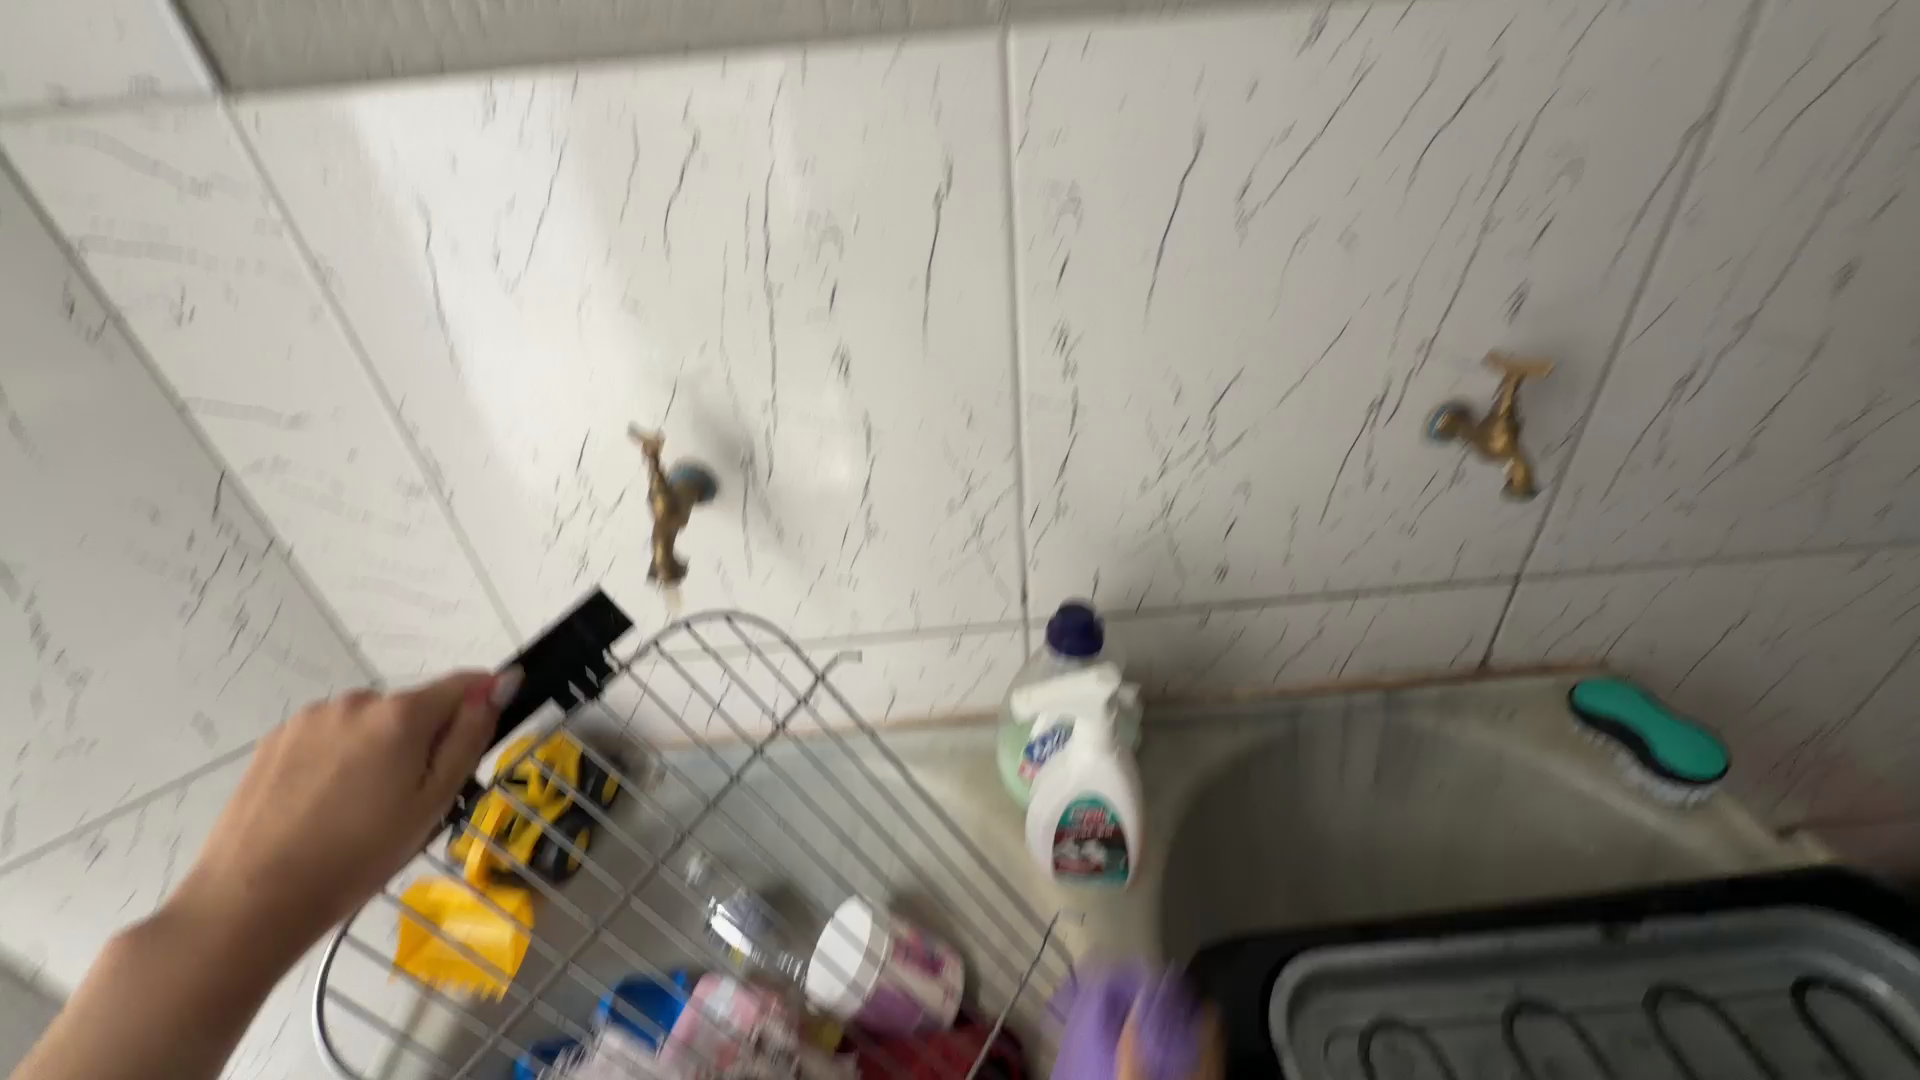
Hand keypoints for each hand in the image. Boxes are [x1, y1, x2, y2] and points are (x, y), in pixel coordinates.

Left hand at [164, 668, 520, 957]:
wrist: (250, 902)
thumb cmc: (361, 854)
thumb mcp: (436, 799)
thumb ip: (471, 734)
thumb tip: (502, 683)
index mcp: (402, 713)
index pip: (466, 683)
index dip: (482, 706)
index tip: (476, 746)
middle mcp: (357, 700)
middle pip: (416, 707)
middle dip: (425, 739)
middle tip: (412, 798)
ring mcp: (310, 719)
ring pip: (372, 724)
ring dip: (381, 749)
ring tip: (363, 807)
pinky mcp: (274, 741)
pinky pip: (332, 737)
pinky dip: (342, 760)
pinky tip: (326, 806)